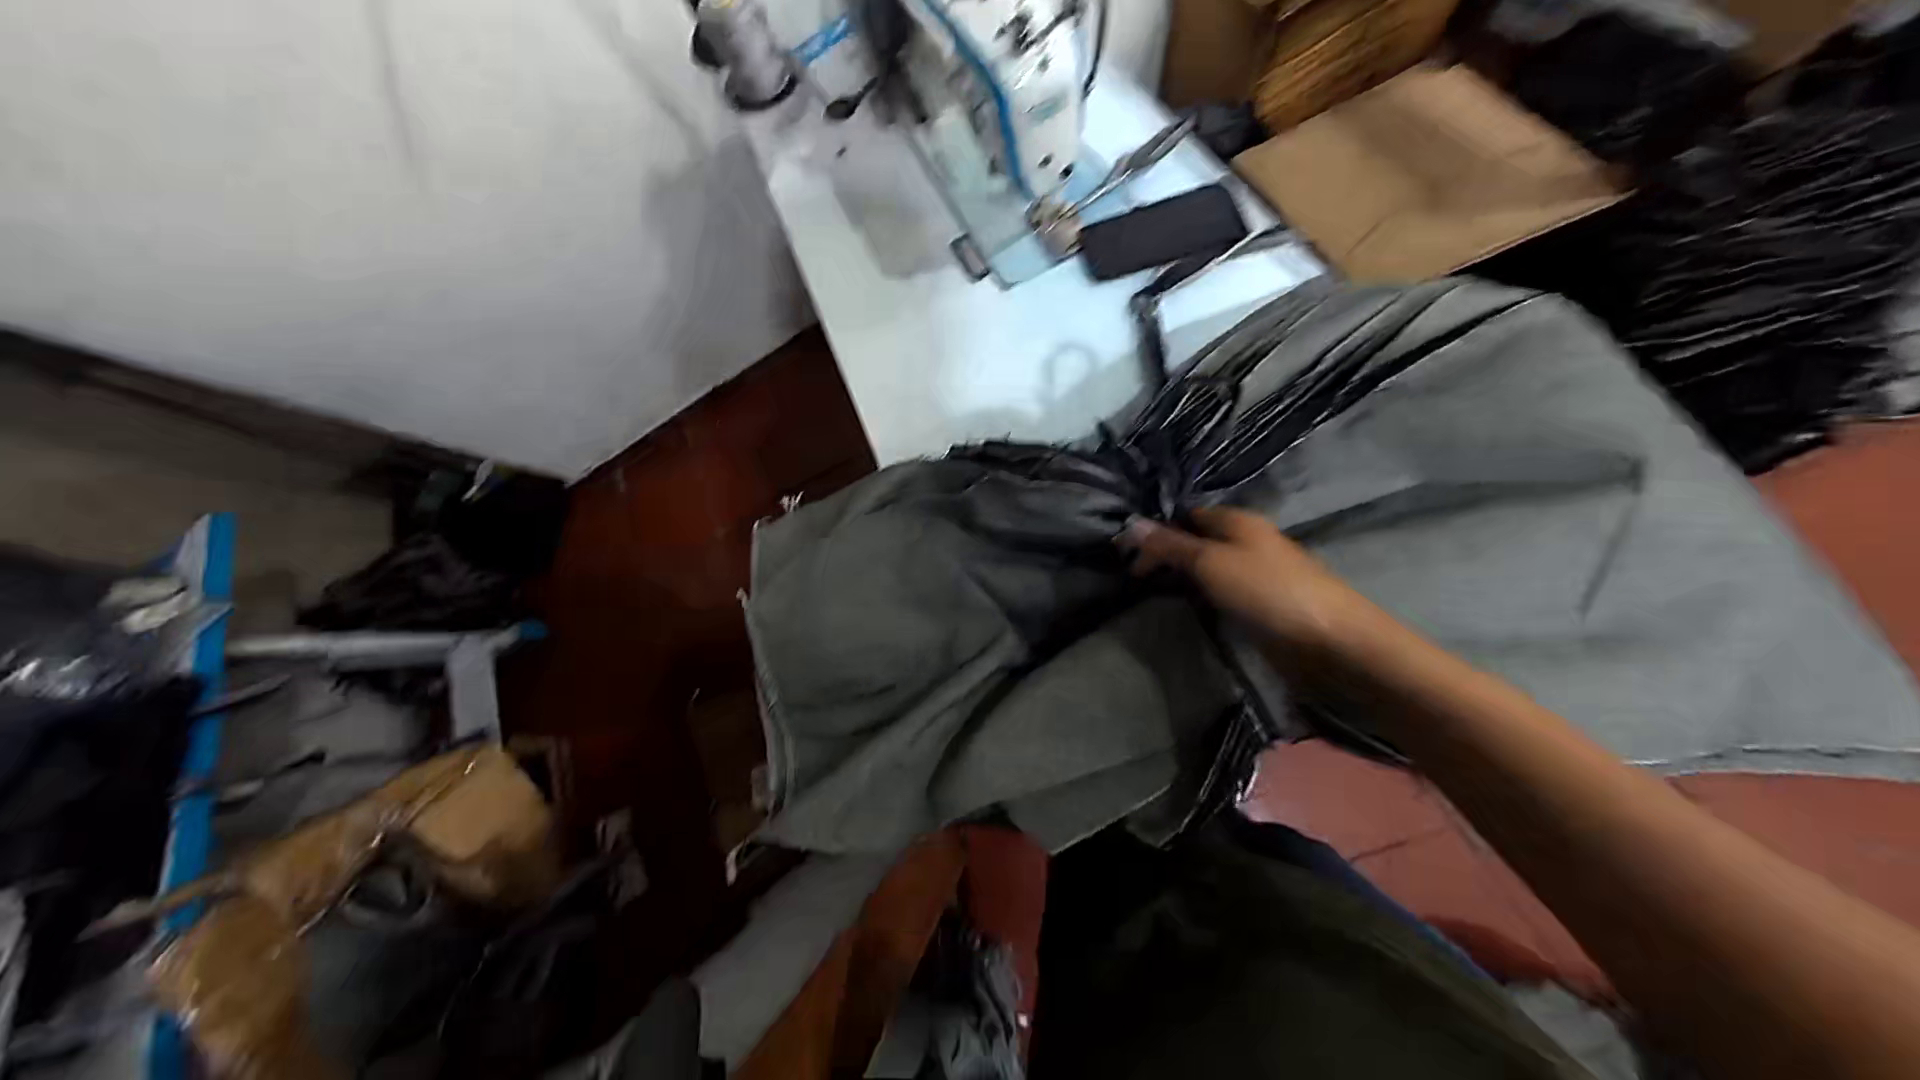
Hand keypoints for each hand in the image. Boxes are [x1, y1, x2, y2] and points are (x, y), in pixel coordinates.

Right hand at [1119, 507, 1365, 648]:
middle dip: (1167, 554)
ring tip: (1153, 593)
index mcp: (1237, 521)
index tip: (1127, 557)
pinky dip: (1203, 595)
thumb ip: (1171, 545)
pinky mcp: (1263, 601)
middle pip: (1197, 540)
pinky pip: (1223, 590)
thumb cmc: (1267, 591)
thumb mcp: (1210, 563)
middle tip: (1134, 578)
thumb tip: (1130, 523)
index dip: (1156, 532)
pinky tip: (1189, 607)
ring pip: (1209, 566)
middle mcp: (1247, 540)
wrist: (1329, 639)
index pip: (1186, 516)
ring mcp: (1257, 572)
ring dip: (1184, 577)